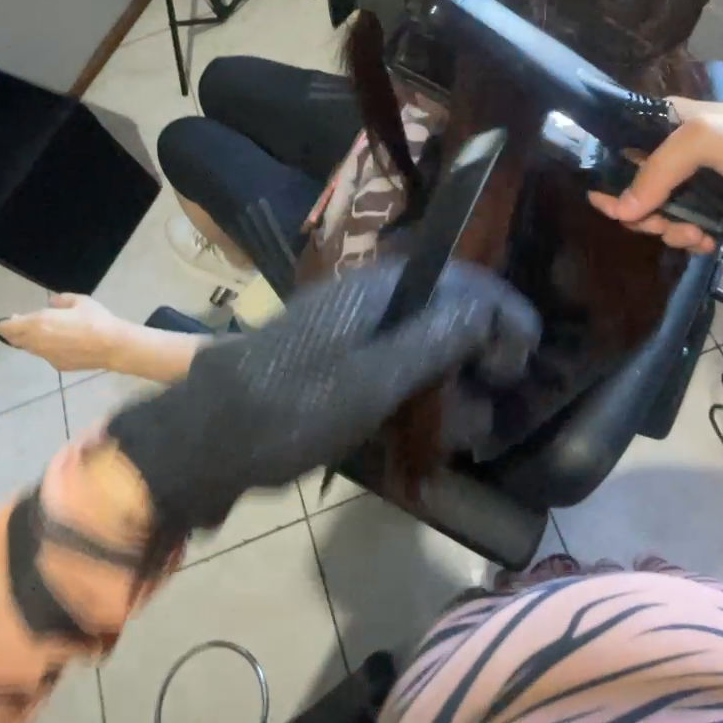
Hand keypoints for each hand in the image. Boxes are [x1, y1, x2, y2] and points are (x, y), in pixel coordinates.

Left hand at [0, 294, 127, 371]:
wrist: (112, 346)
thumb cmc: (95, 319)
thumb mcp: (80, 301)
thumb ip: (61, 300)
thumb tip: (51, 302)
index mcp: (37, 323)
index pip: (7, 327)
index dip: (3, 323)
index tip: (5, 319)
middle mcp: (36, 342)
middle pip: (15, 340)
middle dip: (14, 332)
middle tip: (21, 323)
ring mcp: (46, 356)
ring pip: (30, 348)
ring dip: (30, 340)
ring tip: (43, 332)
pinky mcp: (58, 365)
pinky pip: (46, 355)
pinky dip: (47, 348)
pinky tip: (63, 343)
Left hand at [107, 260, 539, 532]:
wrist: (203, 442)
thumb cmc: (291, 409)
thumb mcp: (373, 378)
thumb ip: (436, 337)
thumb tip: (492, 308)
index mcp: (379, 291)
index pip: (463, 280)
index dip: (502, 314)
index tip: (519, 363)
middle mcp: (368, 300)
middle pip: (446, 308)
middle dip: (481, 348)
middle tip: (496, 393)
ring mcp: (349, 331)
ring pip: (422, 341)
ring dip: (453, 377)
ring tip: (466, 425)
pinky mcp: (334, 362)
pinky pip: (394, 366)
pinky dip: (419, 392)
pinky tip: (426, 428)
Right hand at [588, 99, 722, 253]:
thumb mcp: (706, 141)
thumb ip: (658, 171)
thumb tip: (620, 211)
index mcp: (674, 119)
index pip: (624, 144)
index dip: (612, 174)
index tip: (606, 201)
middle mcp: (684, 147)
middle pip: (639, 184)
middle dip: (643, 211)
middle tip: (661, 226)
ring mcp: (704, 179)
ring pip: (662, 210)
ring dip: (670, 229)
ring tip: (694, 237)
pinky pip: (689, 225)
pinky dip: (691, 238)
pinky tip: (707, 243)